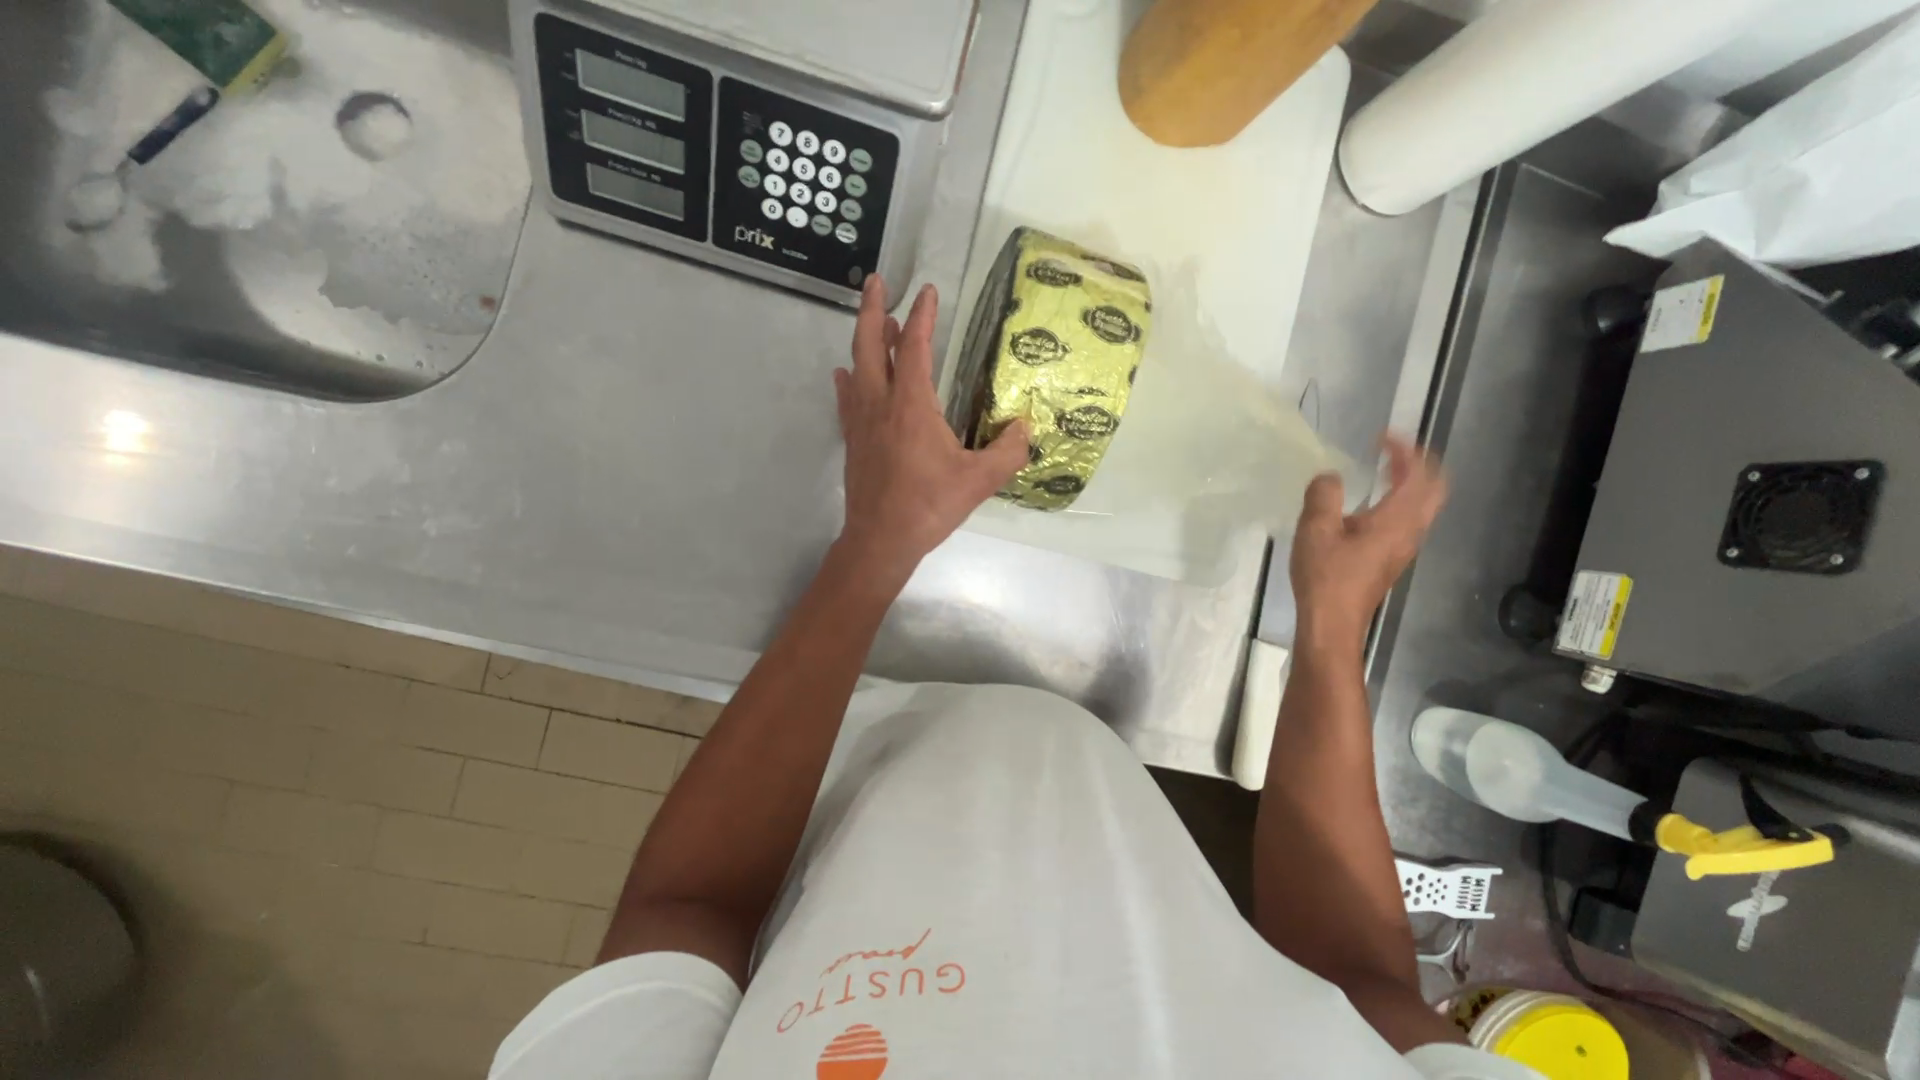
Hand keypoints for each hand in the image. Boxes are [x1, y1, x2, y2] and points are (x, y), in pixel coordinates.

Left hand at [833, 276, 1028, 583]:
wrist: (880, 540)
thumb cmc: (929, 506)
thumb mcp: (980, 480)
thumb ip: (1008, 451)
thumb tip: (1025, 427)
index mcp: (911, 405)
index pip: (916, 347)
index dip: (923, 316)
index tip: (929, 292)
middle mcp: (880, 403)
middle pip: (871, 344)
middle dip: (874, 309)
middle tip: (877, 281)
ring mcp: (861, 421)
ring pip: (857, 367)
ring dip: (867, 340)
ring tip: (879, 322)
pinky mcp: (852, 440)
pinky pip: (847, 398)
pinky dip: (849, 378)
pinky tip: (845, 374)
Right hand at [1289, 435, 1447, 647]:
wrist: (1331, 624)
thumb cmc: (1326, 576)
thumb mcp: (1315, 529)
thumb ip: (1324, 494)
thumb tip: (1330, 478)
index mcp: (1397, 519)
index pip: (1417, 473)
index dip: (1404, 449)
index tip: (1381, 437)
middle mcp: (1410, 531)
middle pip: (1434, 489)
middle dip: (1418, 464)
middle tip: (1392, 452)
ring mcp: (1404, 548)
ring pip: (1423, 506)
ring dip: (1409, 483)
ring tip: (1382, 472)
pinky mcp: (1391, 560)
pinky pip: (1408, 520)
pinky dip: (1398, 501)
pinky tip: (1369, 505)